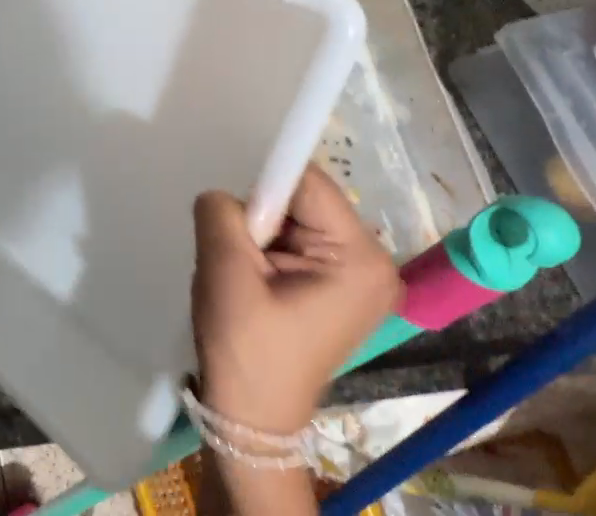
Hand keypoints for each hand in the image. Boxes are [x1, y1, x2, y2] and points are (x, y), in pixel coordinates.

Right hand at [192, 166, 400, 435]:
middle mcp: (373, 264)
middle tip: (235, 257)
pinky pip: (295, 244)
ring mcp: (358, 279)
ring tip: (241, 275)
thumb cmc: (246, 343)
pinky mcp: (337, 290)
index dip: (262, 188)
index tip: (230, 214)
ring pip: (294, 222)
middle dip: (259, 218)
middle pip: (303, 202)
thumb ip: (223, 213)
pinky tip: (252, 282)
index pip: (308, 185)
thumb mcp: (226, 269)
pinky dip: (264, 252)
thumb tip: (223, 196)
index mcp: (360, 259)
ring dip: (257, 236)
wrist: (251, 410)